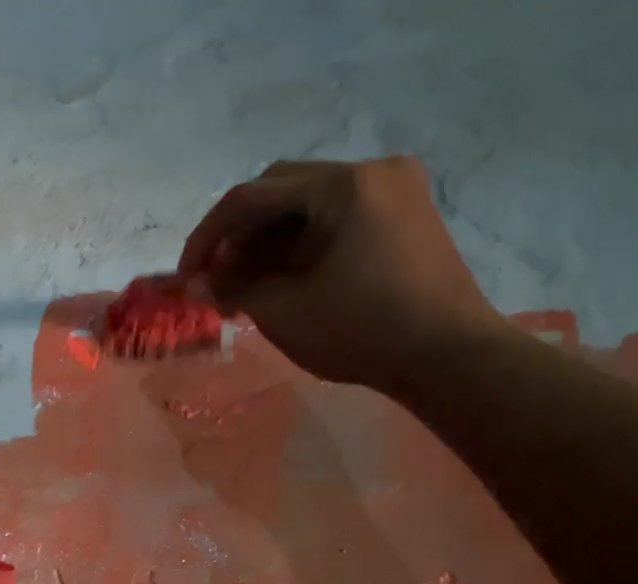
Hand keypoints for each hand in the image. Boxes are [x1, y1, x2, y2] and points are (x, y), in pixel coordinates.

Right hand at [178, 156, 513, 390]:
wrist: (450, 357)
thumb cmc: (361, 330)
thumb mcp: (282, 310)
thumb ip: (233, 287)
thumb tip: (199, 282)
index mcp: (343, 185)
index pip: (251, 196)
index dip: (208, 236)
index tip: (188, 277)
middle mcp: (372, 172)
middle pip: (279, 190)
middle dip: (238, 235)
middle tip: (217, 279)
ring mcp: (394, 191)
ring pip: (306, 204)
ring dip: (266, 241)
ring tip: (245, 287)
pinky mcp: (404, 215)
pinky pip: (335, 216)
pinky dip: (300, 243)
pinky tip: (282, 280)